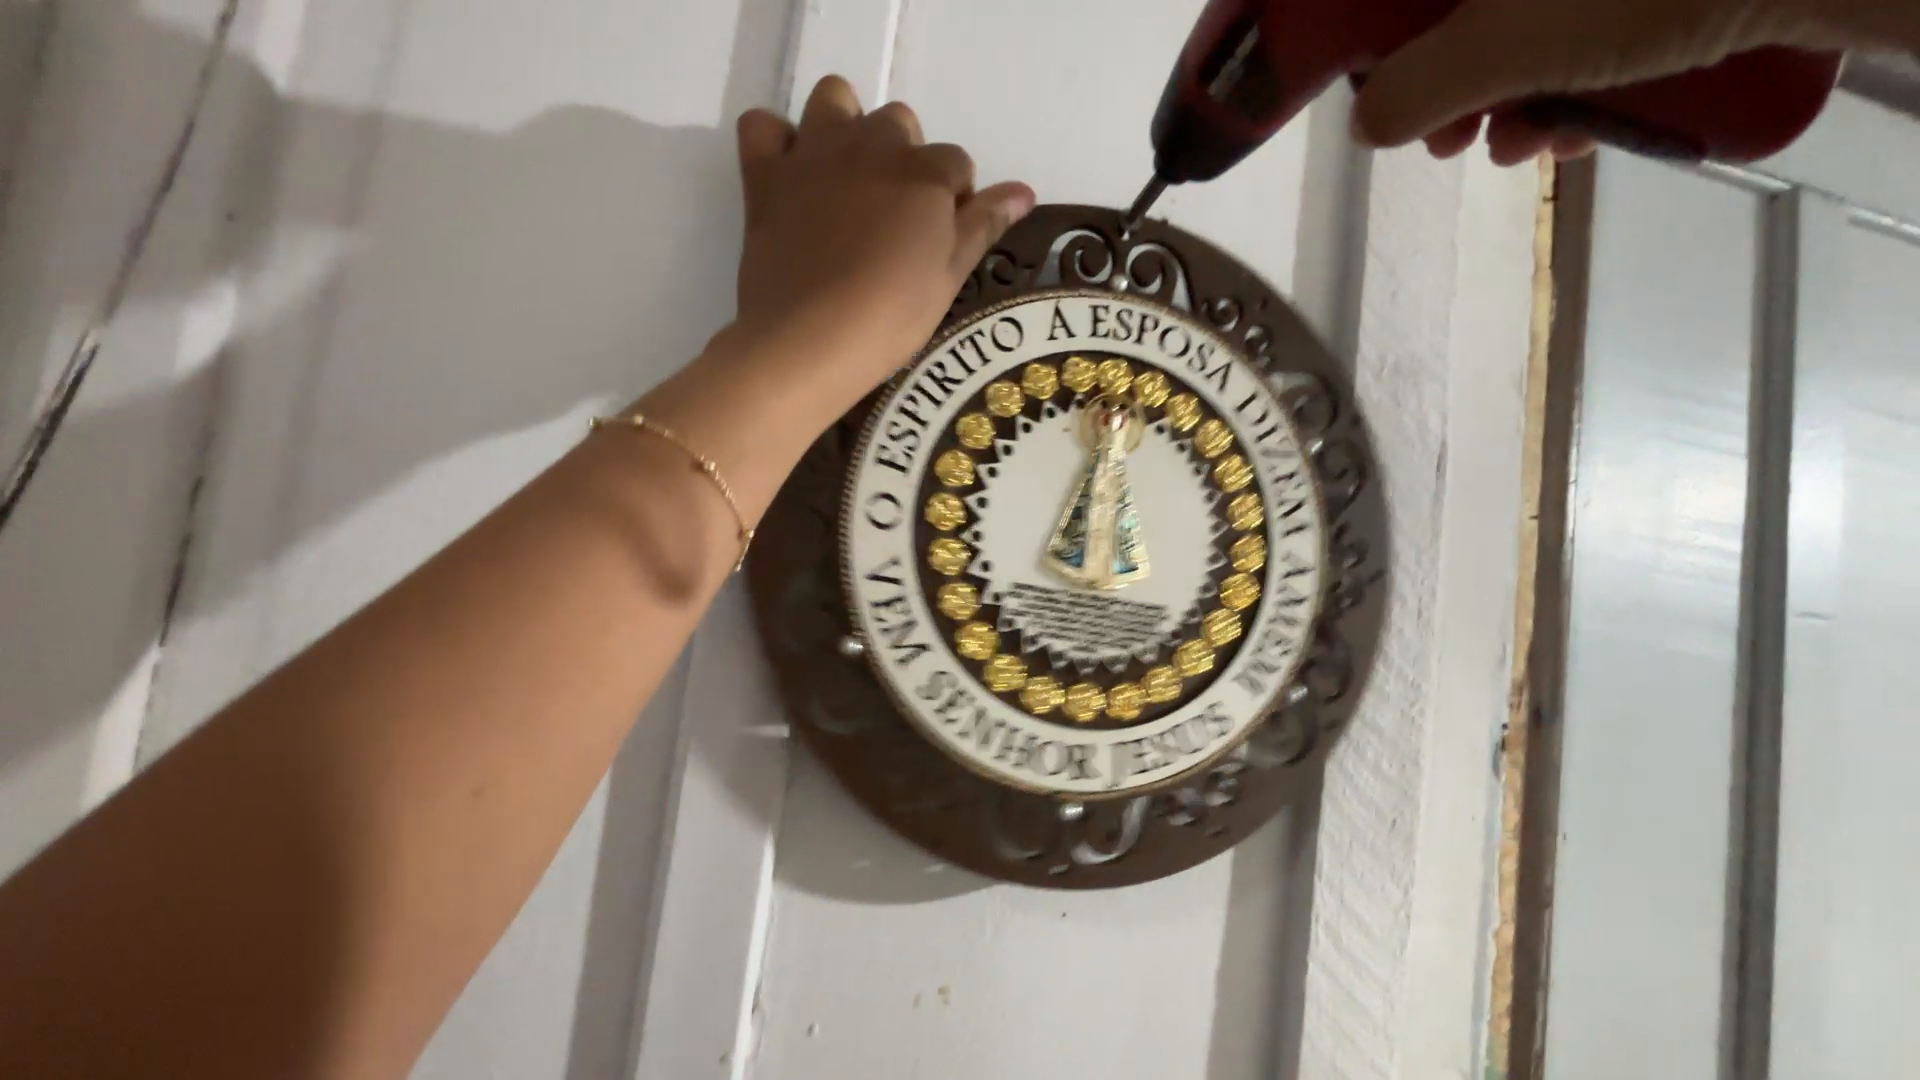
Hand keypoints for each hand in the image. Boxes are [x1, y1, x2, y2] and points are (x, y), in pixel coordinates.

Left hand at [730, 76, 1035, 394]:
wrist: (810, 339)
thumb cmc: (891, 316)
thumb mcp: (949, 277)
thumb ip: (983, 225)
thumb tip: (1024, 190)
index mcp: (924, 173)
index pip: (956, 164)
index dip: (953, 200)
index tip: (940, 238)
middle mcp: (871, 146)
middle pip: (898, 124)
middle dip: (904, 158)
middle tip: (895, 216)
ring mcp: (814, 155)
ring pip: (834, 99)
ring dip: (847, 125)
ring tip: (849, 177)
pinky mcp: (766, 175)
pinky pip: (762, 125)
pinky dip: (776, 140)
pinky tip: (791, 174)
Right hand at [1351, 0, 1893, 164]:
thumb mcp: (1504, 44)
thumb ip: (1416, 87)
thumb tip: (1365, 126)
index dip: (1393, 49)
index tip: (1391, 102)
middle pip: (1475, 9)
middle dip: (1457, 87)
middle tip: (1452, 144)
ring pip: (1540, 22)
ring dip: (1516, 99)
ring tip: (1528, 148)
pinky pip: (1603, 25)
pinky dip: (1581, 79)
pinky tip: (1583, 128)